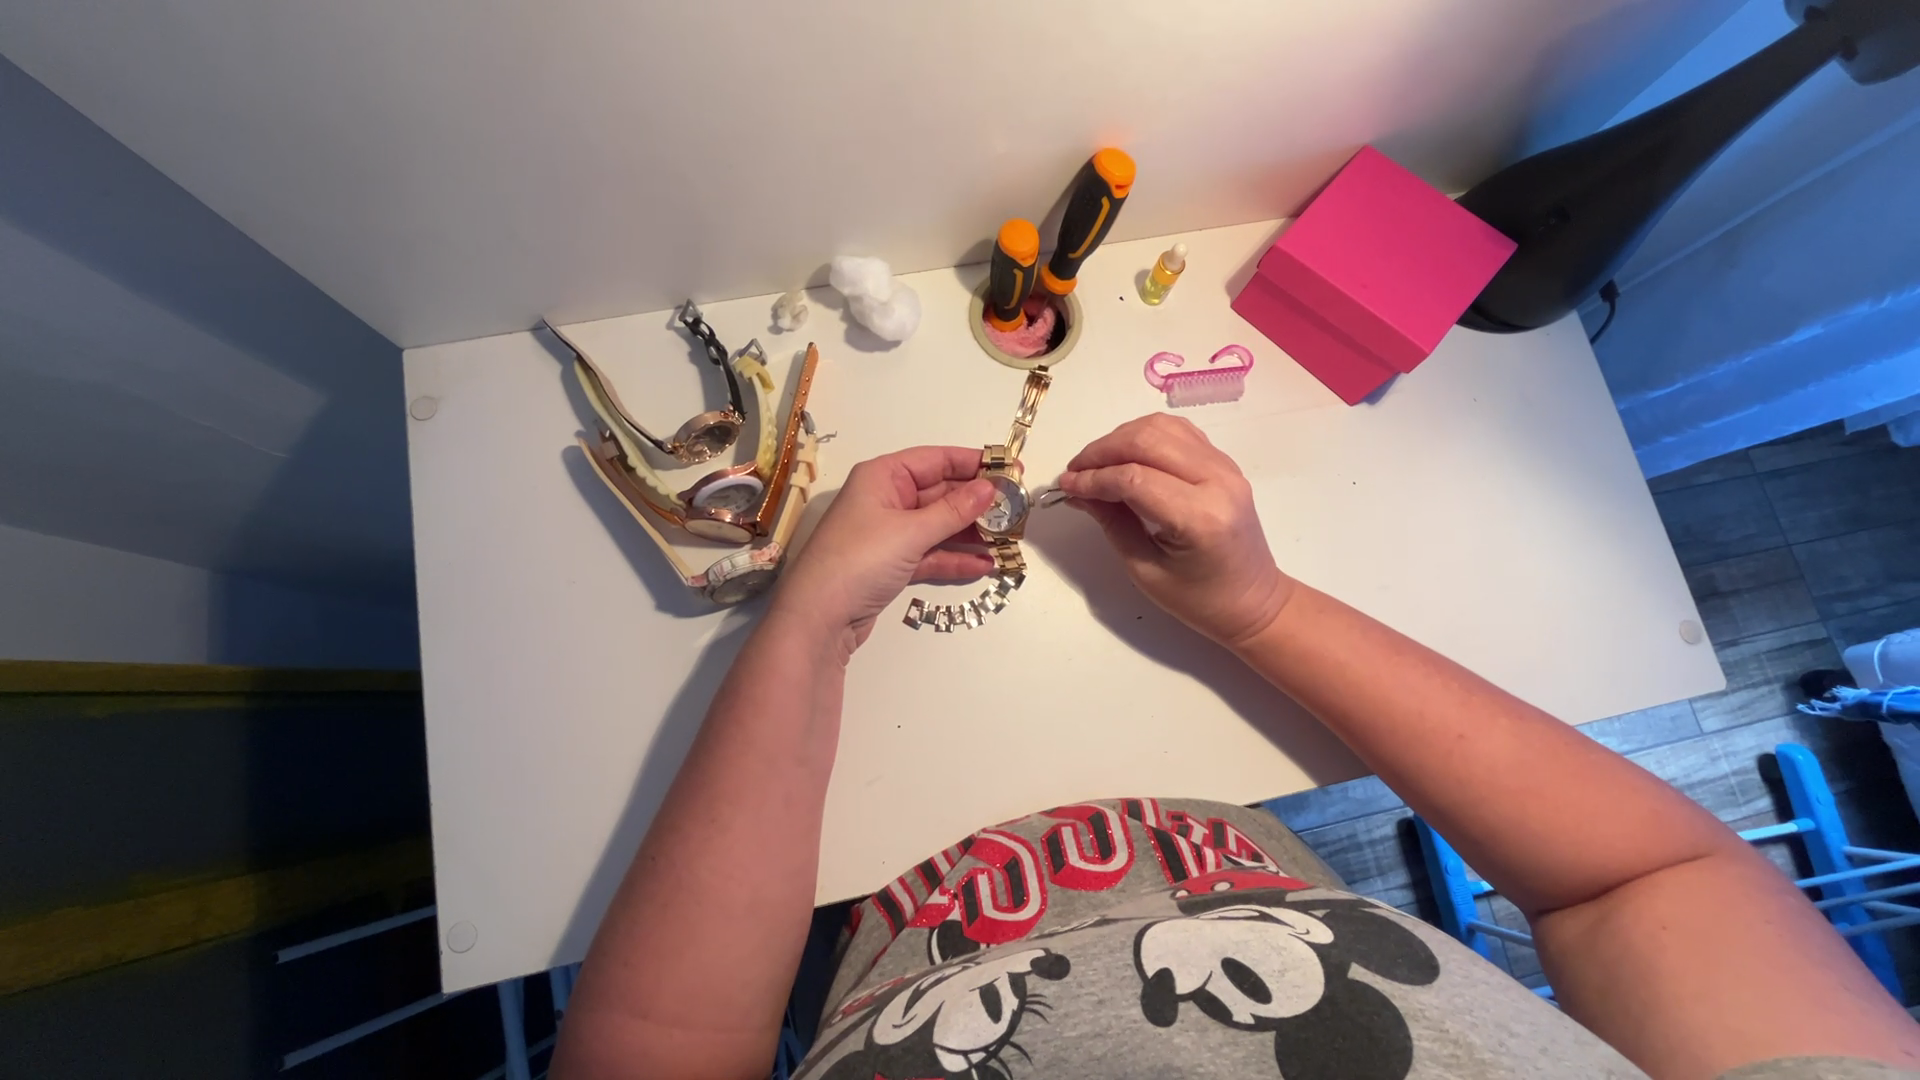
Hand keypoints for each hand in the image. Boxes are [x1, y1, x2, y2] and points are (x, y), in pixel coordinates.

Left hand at [773, 446, 995, 654]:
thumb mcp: (910, 531)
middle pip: (940, 493)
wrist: (818, 618)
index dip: (974, 463)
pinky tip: (985, 565)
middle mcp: (886, 499)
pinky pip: (931, 554)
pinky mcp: (892, 565)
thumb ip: (954, 510)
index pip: (936, 460)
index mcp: (883, 476)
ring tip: (1008, 539)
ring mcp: (889, 534)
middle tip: (1017, 510)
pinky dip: (955, 558)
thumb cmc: (859, 561)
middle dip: (978, 502)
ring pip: (939, 525)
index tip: (1011, 470)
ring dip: (972, 532)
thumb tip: (990, 488)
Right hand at [1060, 414, 1295, 648]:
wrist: (1252, 600)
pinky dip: (1145, 436)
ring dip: (1121, 438)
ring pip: (1161, 427)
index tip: (1065, 486)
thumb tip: (1077, 490)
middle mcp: (1217, 481)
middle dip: (1102, 451)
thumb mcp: (1144, 569)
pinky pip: (1178, 432)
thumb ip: (1111, 522)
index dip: (1093, 478)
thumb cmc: (1198, 599)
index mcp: (1200, 517)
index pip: (1133, 478)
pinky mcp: (1224, 462)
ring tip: (1096, 464)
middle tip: (1075, 472)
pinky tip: (1125, 456)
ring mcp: (1225, 467)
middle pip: (1147, 441)